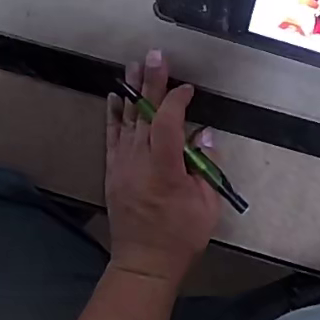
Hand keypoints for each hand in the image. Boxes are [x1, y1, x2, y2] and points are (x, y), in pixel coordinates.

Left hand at [104, 50, 220, 285]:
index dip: (176, 100)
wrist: (143, 263)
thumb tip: (204, 135)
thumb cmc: (180, 236)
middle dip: (152, 82)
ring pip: (127, 120)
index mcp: (164, 169)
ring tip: (135, 65)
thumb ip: (206, 167)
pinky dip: (114, 115)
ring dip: (133, 91)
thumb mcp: (207, 206)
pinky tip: (116, 97)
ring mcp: (122, 164)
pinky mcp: (113, 170)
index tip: (188, 90)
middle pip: (145, 114)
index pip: (168, 123)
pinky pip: (112, 136)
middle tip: (156, 56)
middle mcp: (139, 161)